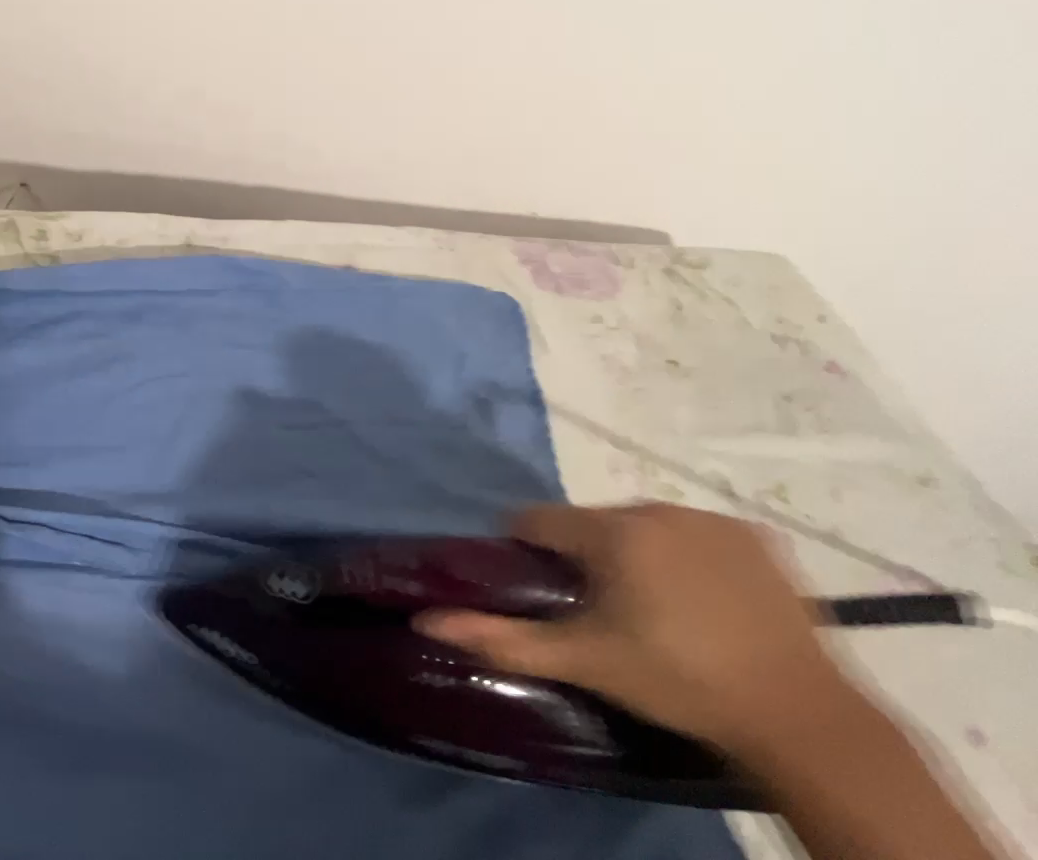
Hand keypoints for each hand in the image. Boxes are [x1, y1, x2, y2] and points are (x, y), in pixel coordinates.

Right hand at [414, 503, 856, 757]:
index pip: (536, 519)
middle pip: (590, 521)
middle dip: (582, 555)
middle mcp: (659, 509)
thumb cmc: (676, 681)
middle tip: (596, 611)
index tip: (539, 590)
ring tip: (650, 609)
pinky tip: (700, 601)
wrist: (800, 715)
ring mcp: (714, 521)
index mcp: (612, 531)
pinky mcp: (759, 538)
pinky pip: (694, 534)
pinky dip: (683, 555)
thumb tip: (424, 621)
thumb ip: (501, 639)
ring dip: (632, 553)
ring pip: (642, 525)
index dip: (526, 551)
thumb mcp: (583, 661)